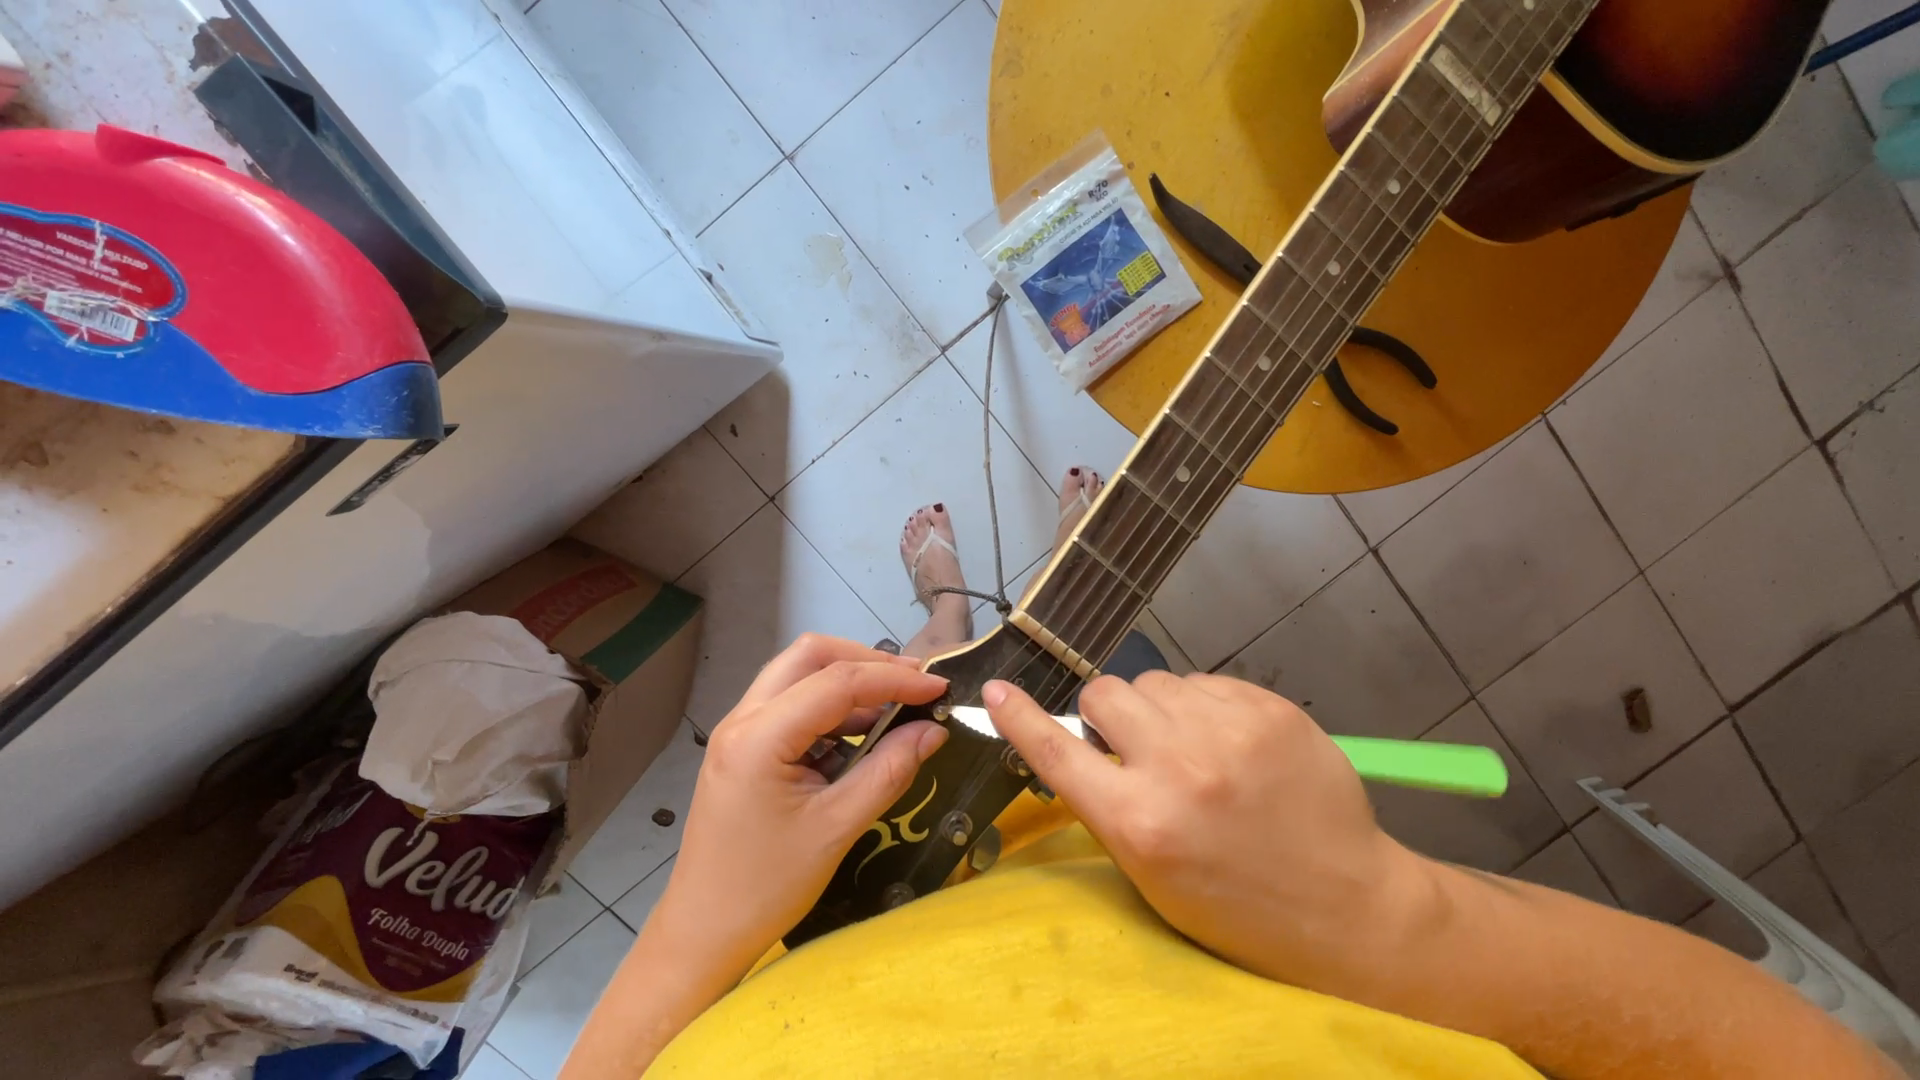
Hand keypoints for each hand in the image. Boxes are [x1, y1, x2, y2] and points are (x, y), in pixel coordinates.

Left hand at [655, 635, 949, 970]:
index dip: (894, 679)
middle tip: (913, 685)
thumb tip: (933, 731)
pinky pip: (793, 707)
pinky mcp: (745, 748)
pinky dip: (831, 711)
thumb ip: (889, 771)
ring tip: (897, 710)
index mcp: (759, 736)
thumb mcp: (837, 828)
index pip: (837, 682)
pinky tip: (862, 736)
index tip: (939, 688)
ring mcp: (740, 731)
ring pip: (799, 676)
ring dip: (848, 684)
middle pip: (810, 656)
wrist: (704, 931)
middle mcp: (743, 719)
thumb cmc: (768, 886)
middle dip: (866, 662)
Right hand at [981, 672, 1429, 984]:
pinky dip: (1204, 706)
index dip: (1020, 719)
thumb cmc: (1233, 906)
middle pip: (1106, 692)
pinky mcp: (1271, 709)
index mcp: (1140, 822)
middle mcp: (1179, 767)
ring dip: (1159, 709)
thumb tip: (1077, 738)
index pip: (1057, 753)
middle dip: (1110, 715)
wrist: (1346, 908)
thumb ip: (1108, 802)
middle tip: (1136, 747)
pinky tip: (1231, 742)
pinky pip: (1206, 681)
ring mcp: (1231, 731)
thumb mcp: (1150, 874)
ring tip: (1193, 749)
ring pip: (1156, 681)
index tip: (995, 692)